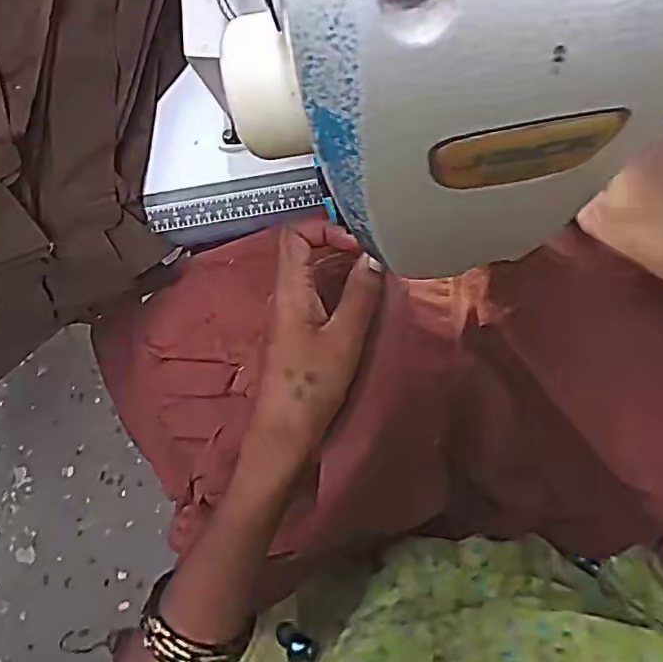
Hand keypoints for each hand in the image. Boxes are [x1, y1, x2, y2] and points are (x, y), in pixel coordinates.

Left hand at [244, 217, 384, 475]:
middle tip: (375, 256)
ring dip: (344, 268)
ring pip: (314, 274)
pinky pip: (319, 296)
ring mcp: (290, 314)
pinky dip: (341, 289)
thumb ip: (360, 293)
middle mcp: (285, 296)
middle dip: (341, 245)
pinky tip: (365, 301)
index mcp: (289, 290)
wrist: (285, 434)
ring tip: (377, 276)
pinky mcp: (298, 333)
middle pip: (305, 251)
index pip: (295, 234)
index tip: (358, 243)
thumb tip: (373, 255)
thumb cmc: (312, 386)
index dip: (326, 227)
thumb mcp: (345, 337)